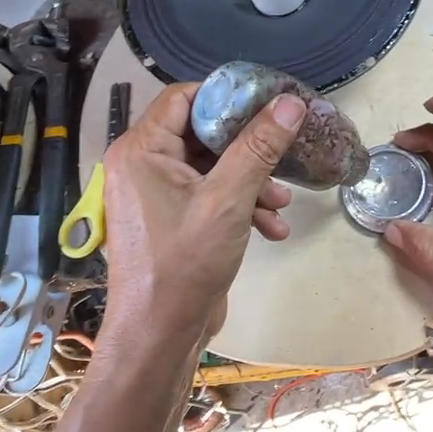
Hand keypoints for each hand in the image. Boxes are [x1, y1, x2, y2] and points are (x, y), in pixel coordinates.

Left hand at [99, 82, 306, 334]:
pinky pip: (209, 195)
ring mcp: (157, 194)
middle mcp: (143, 165)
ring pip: (213, 167)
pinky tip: (272, 228)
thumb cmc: (184, 263)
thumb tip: (290, 103)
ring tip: (281, 203)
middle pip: (203, 133)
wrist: (160, 335)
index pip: (184, 97)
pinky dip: (240, 205)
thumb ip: (259, 147)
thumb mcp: (228, 200)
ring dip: (251, 181)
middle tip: (283, 153)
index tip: (268, 105)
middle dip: (248, 148)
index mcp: (141, 149)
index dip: (226, 97)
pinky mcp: (172, 219)